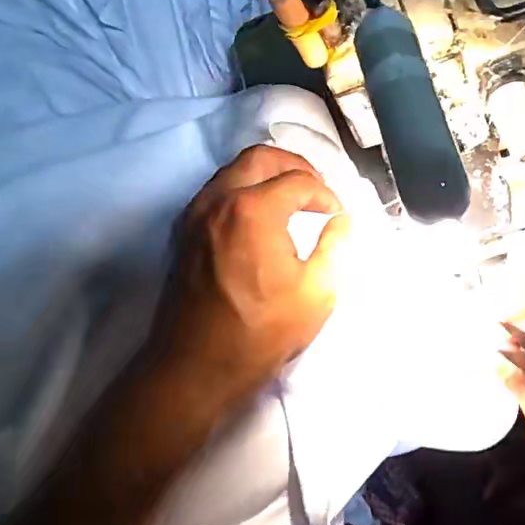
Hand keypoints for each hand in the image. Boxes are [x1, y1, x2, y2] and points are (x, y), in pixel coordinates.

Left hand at [144, 145, 351, 407]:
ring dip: (266, 175)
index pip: (299, 181)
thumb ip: (334, 247)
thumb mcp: (316, 293)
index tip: (337, 216)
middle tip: (316, 191)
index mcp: (253, 210)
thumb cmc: (260, 333)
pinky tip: (259, 219)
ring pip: (233, 170)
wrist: (196, 367)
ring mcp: (194, 214)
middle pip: (260, 158)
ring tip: (290, 201)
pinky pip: (216, 191)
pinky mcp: (183, 232)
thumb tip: (341, 222)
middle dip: (294, 167)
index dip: (325, 195)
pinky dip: (243, 191)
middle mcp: (218, 200)